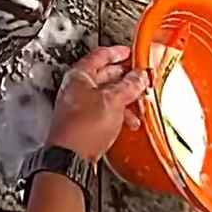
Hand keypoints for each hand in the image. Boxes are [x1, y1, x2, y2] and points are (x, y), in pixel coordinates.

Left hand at [45, 45, 146, 160]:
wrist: (71, 159)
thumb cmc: (84, 127)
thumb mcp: (113, 101)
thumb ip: (128, 86)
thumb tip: (139, 76)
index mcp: (80, 76)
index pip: (100, 55)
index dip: (117, 52)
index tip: (129, 52)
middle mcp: (77, 88)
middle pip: (105, 75)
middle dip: (125, 78)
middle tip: (141, 79)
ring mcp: (79, 106)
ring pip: (107, 95)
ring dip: (125, 98)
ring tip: (140, 104)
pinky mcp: (84, 123)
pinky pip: (105, 112)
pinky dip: (119, 114)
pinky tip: (130, 122)